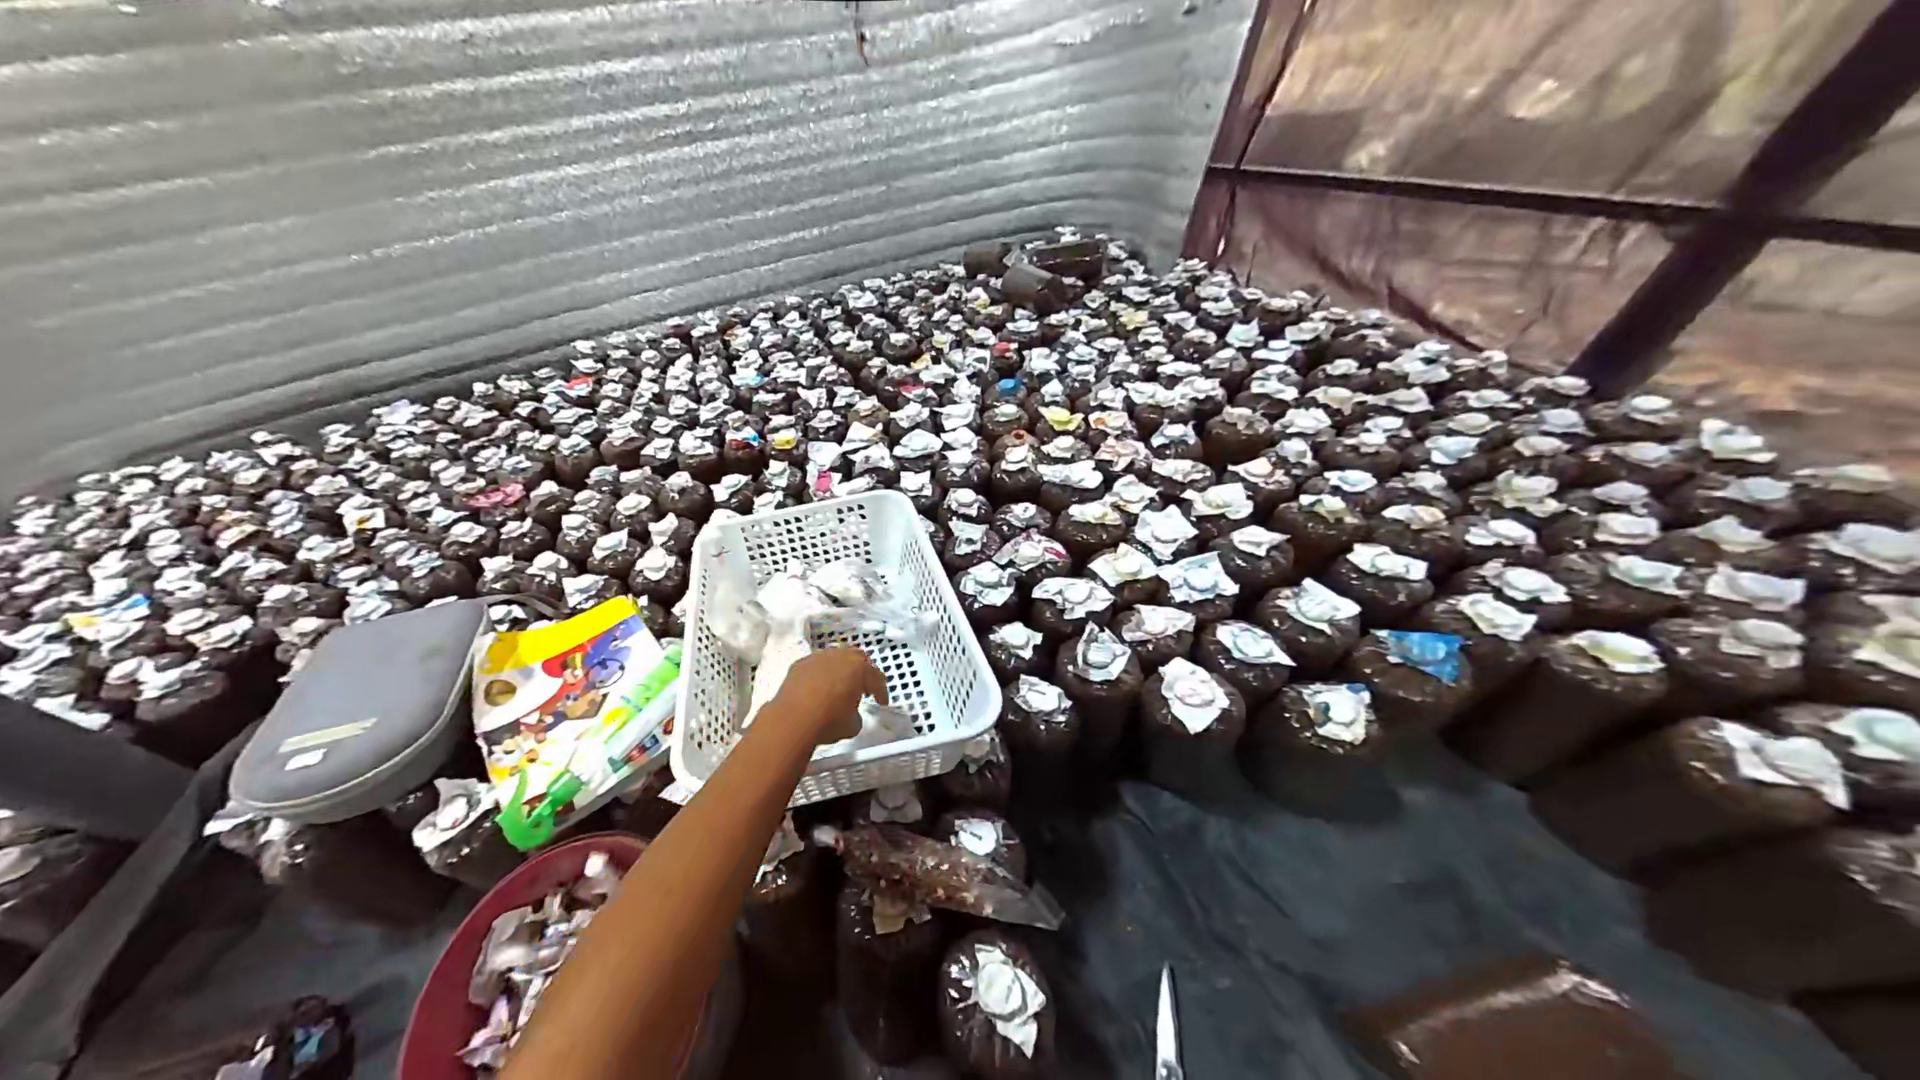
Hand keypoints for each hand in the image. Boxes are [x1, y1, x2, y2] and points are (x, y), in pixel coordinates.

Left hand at [772, 647, 887, 744]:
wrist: (791, 720)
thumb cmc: (828, 721)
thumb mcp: (853, 725)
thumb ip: (857, 715)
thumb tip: (851, 714)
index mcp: (859, 668)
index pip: (876, 678)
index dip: (881, 691)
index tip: (881, 702)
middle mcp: (840, 656)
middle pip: (857, 658)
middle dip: (862, 672)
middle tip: (863, 687)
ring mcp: (818, 658)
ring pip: (835, 658)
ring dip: (841, 670)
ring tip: (840, 686)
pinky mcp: (799, 664)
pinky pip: (817, 666)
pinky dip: (822, 674)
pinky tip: (819, 688)